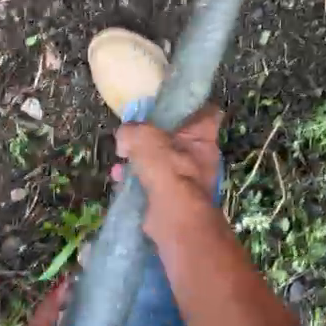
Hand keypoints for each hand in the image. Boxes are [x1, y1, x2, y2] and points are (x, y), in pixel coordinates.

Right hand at [115, 106, 223, 239]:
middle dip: (154, 139)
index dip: (188, 107)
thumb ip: (132, 131)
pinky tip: (120, 181)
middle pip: (178, 138)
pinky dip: (139, 180)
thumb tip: (125, 136)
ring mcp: (190, 178)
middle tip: (133, 138)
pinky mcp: (176, 198)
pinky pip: (156, 182)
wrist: (175, 218)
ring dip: (142, 161)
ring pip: (164, 161)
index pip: (206, 112)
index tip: (167, 107)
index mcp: (204, 134)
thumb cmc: (168, 170)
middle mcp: (202, 155)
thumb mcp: (145, 139)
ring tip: (121, 162)